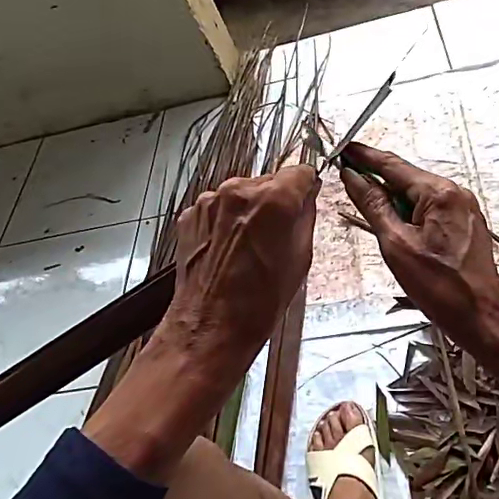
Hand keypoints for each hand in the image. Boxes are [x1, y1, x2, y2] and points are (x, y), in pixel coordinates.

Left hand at [153, 165, 319, 385]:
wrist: (210, 327)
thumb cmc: (257, 303)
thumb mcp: (300, 259)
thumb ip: (306, 218)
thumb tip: (307, 198)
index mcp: (274, 199)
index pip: (300, 171)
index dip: (306, 186)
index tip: (305, 198)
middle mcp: (239, 191)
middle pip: (268, 181)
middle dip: (276, 201)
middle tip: (277, 235)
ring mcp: (210, 202)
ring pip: (241, 194)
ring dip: (249, 211)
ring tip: (250, 248)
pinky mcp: (191, 215)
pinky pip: (218, 208)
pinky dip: (226, 222)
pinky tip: (229, 251)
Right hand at [338, 143, 498, 383]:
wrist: (481, 318)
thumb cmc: (442, 288)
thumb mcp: (396, 245)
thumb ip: (373, 206)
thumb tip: (353, 178)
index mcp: (440, 193)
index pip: (393, 165)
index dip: (364, 157)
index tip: (344, 149)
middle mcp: (456, 194)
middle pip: (406, 178)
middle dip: (376, 179)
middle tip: (347, 179)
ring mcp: (463, 209)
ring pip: (417, 195)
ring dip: (391, 200)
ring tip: (367, 210)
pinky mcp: (465, 225)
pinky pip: (429, 209)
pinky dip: (408, 214)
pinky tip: (394, 227)